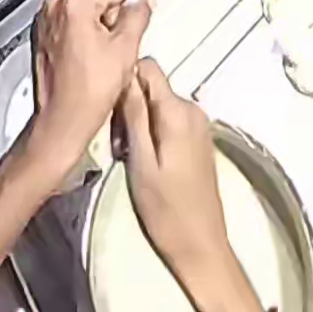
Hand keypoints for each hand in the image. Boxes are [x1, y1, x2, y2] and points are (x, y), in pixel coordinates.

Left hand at [23, 0, 150, 185]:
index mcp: (74, 3)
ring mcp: (44, 19)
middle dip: (110, 3)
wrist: (61, 122)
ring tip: (103, 43)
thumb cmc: (91, 90)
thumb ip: (139, 15)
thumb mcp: (126, 49)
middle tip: (117, 31)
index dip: (129, 5)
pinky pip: (67, 14)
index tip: (132, 24)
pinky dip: (81, 23)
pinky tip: (89, 49)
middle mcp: (54, 5)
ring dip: (96, 12)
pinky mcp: (40, 33)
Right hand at [118, 60, 267, 311]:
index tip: (111, 108)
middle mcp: (191, 107)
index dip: (126, 79)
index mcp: (177, 110)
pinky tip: (144, 159)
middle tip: (116, 144)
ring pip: (158, 103)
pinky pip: (169, 118)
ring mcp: (197, 122)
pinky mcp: (198, 136)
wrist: (201, 244)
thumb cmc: (166, 208)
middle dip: (129, 107)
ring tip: (128, 156)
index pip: (149, 67)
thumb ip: (134, 115)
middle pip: (151, 86)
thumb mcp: (141, 161)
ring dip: (139, 121)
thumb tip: (125, 76)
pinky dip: (153, 130)